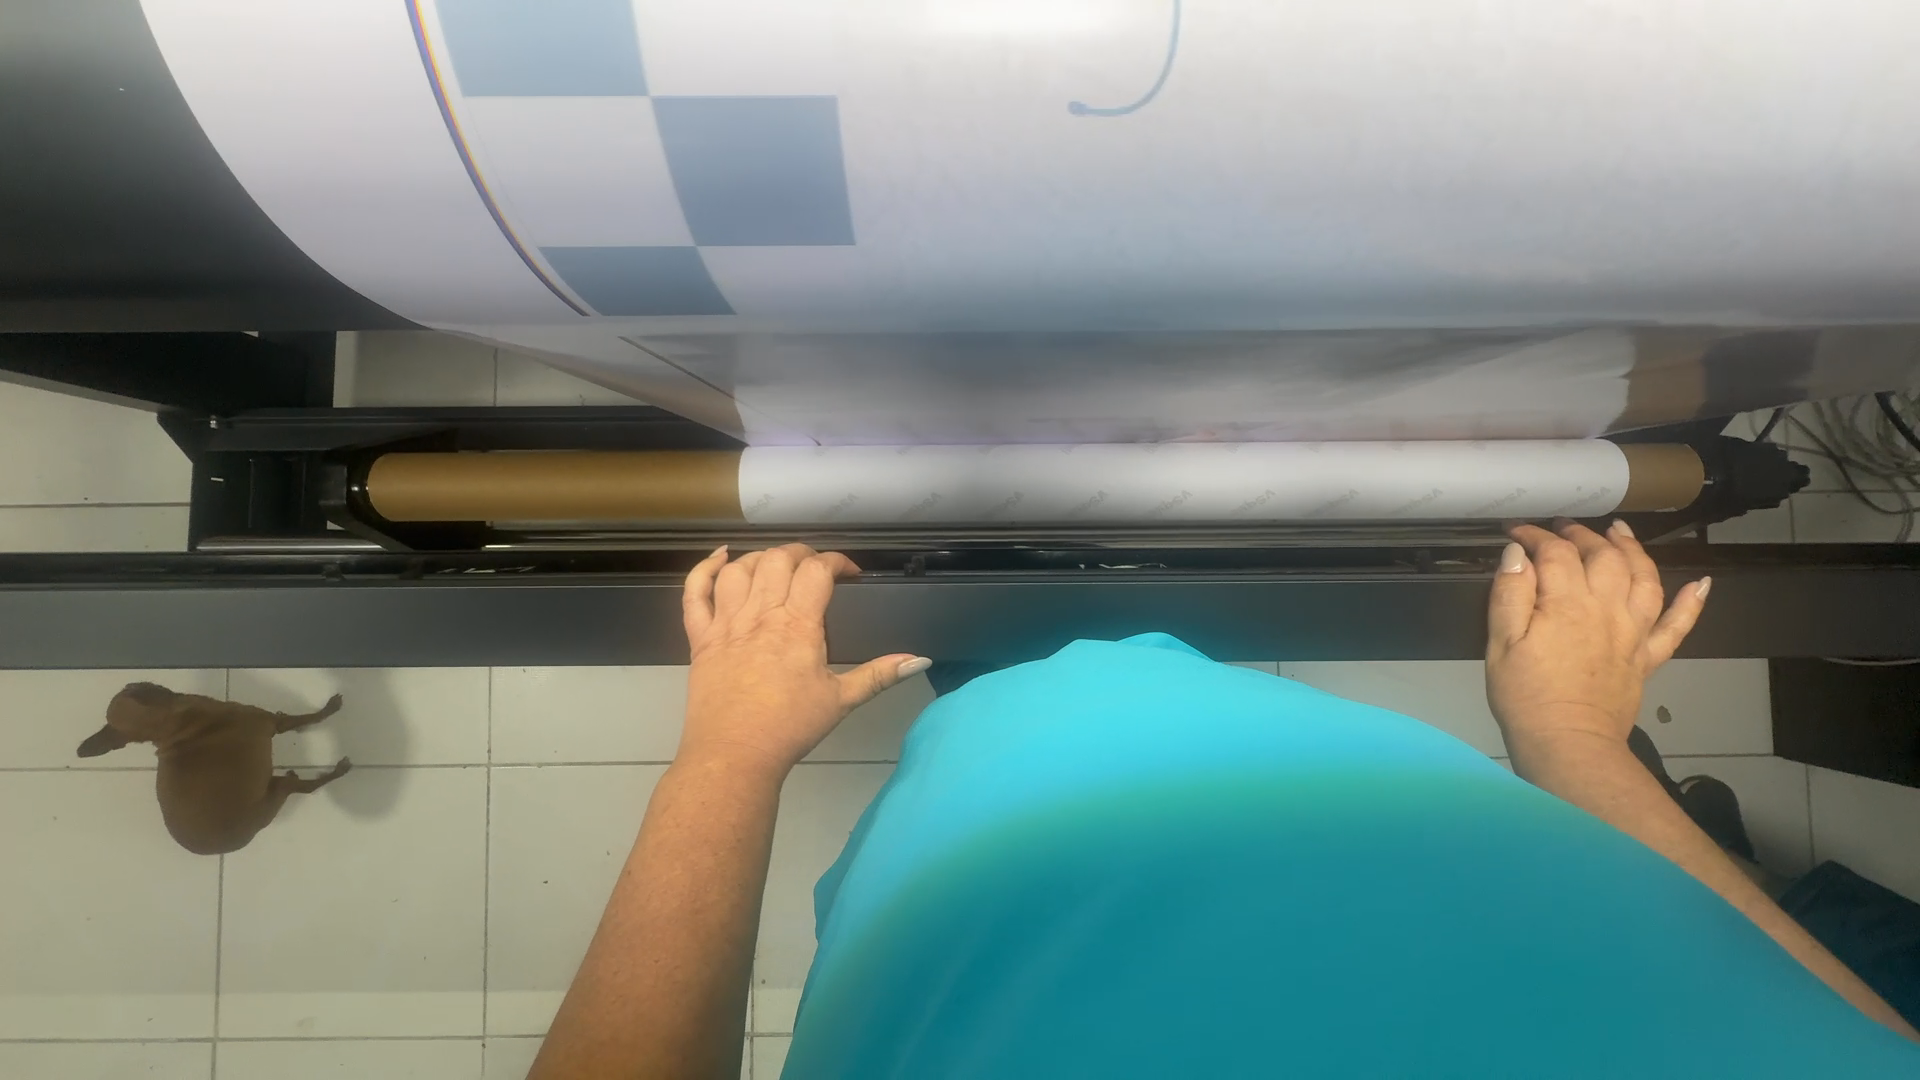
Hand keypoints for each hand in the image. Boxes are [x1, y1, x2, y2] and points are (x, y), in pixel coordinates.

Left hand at [679, 543, 929, 771]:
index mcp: (797, 625)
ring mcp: (727, 624)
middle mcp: (761, 615)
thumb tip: (919, 660)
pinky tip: (719, 556)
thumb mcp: (842, 700)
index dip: (837, 561)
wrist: (734, 756)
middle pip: (778, 560)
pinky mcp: (700, 638)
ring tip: (776, 564)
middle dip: (801, 553)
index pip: (817, 571)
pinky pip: (695, 593)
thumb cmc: (789, 728)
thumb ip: (880, 675)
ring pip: (740, 569)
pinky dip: (704, 568)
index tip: (849, 573)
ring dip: (760, 557)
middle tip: (815, 568)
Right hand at [1486, 520, 1709, 748]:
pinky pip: (1678, 625)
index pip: (1556, 554)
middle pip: (1605, 558)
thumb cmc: (1523, 691)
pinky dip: (1693, 602)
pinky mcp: (1647, 657)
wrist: (1567, 740)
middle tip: (1563, 526)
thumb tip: (1517, 553)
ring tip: (1621, 532)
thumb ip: (1510, 593)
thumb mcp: (1500, 641)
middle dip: (1584, 536)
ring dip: (1634, 551)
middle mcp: (1608, 610)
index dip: (1536, 536)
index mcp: (1567, 605)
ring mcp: (1634, 633)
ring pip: (1645, 579)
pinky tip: (1702, 584)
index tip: (1514, 530)